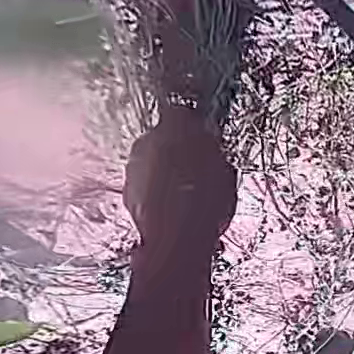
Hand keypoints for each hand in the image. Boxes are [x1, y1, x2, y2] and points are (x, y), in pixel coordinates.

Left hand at [124, 116, 236, 267]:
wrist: (177, 241)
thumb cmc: (204, 205)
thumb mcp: (226, 173)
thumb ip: (214, 152)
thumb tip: (211, 147)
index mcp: (175, 127)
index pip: (183, 112)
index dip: (195, 126)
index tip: (204, 137)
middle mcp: (147, 142)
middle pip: (163, 139)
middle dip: (178, 151)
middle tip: (199, 170)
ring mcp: (133, 168)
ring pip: (152, 164)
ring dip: (165, 174)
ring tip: (187, 195)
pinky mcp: (127, 193)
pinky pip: (145, 187)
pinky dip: (155, 194)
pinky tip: (173, 210)